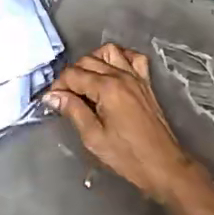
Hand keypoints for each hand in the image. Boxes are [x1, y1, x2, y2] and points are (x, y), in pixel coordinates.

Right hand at [46, 43, 202, 203]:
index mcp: (107, 88)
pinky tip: (112, 71)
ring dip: (94, 60)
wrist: (161, 162)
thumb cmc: (126, 155)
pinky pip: (134, 57)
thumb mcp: (93, 137)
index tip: (51, 100)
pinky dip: (120, 57)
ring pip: (110, 51)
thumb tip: (53, 96)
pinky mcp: (146, 82)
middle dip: (72, 74)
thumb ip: (73, 111)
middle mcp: (122, 75)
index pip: (74, 74)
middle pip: (89, 60)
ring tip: (85, 81)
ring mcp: (136, 76)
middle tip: (64, 95)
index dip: (58, 85)